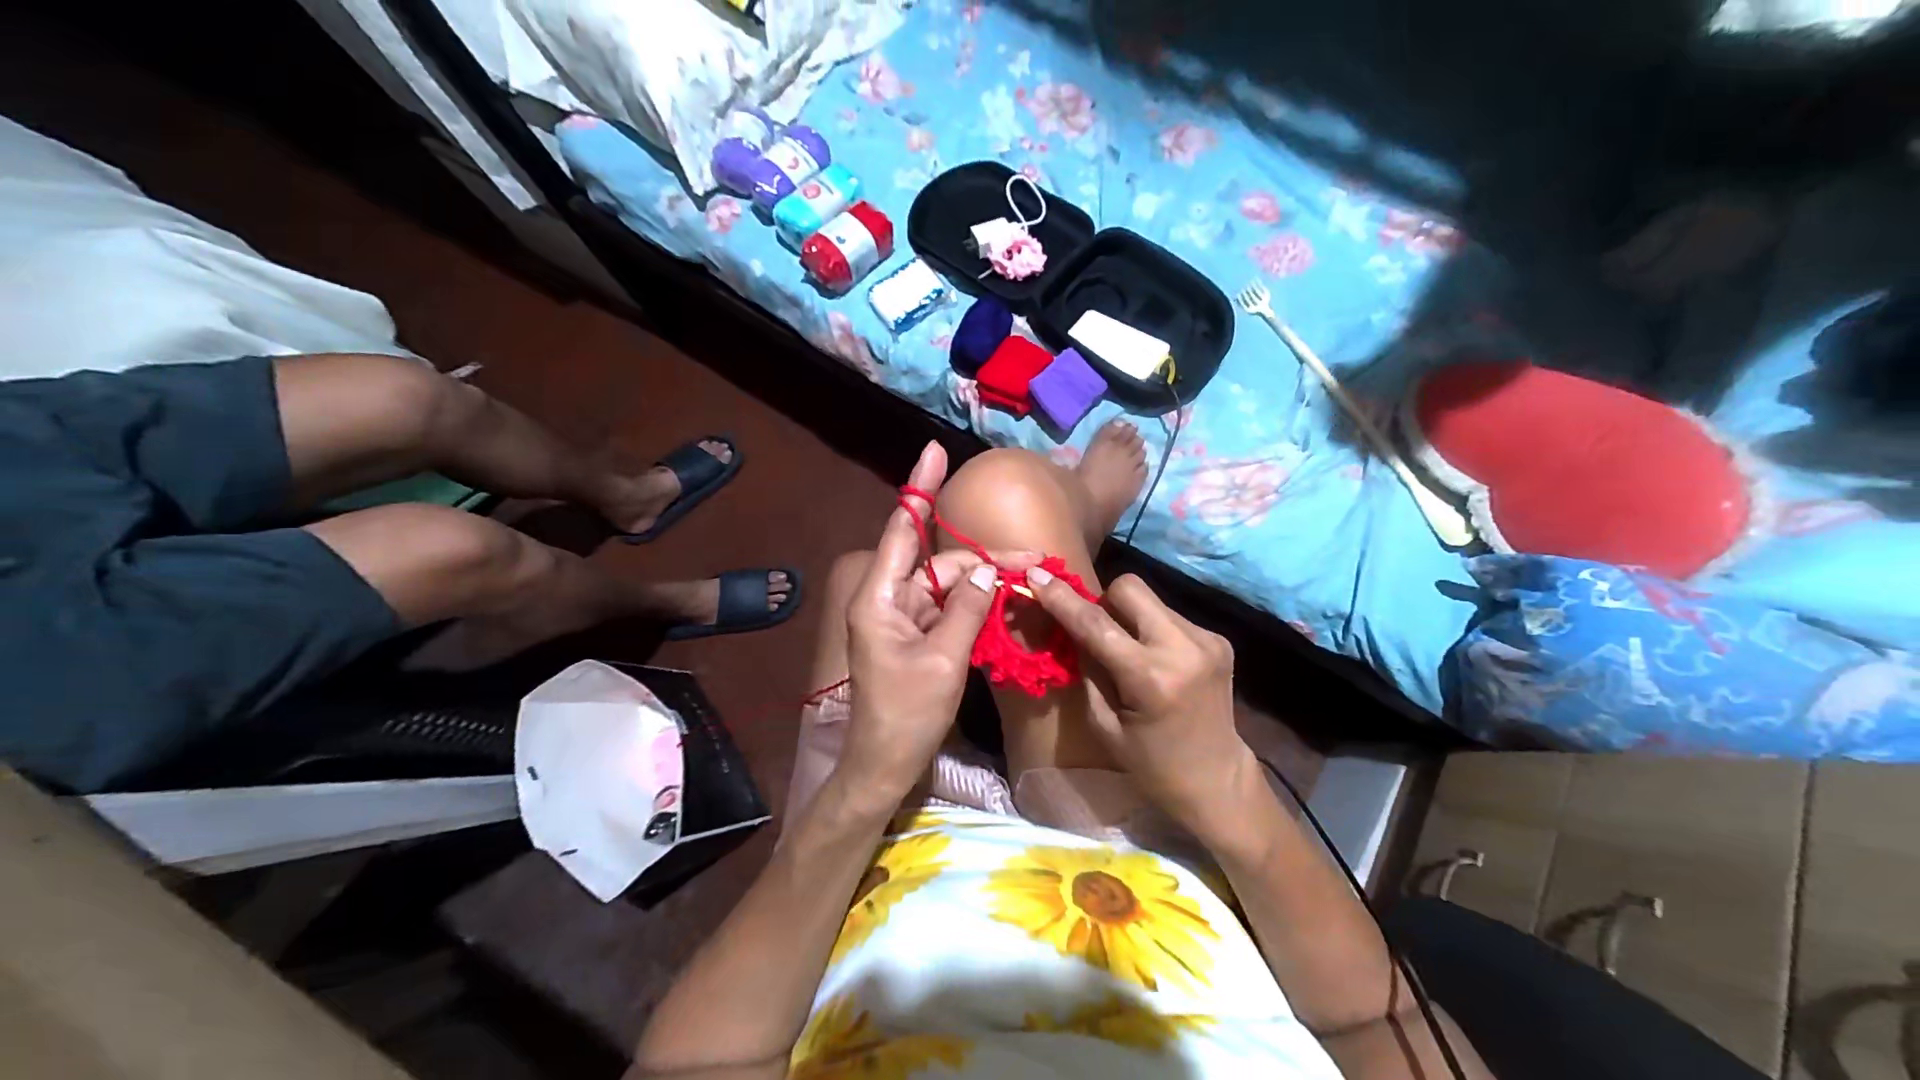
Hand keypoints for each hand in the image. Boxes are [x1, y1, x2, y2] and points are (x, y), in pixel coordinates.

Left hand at [836, 442, 1023, 806]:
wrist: (884, 764)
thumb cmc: (906, 715)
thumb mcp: (944, 661)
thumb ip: (968, 609)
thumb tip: (990, 570)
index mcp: (880, 597)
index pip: (901, 530)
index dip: (919, 488)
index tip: (934, 451)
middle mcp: (887, 598)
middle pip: (939, 562)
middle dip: (983, 560)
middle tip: (1033, 562)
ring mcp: (901, 616)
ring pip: (948, 584)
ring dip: (984, 583)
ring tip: (1030, 581)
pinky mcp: (914, 633)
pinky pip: (948, 606)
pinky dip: (975, 604)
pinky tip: (1006, 601)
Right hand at [1026, 569, 1261, 845]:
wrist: (1217, 779)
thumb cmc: (1152, 764)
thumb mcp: (1104, 725)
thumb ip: (1087, 668)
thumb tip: (1070, 626)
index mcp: (1151, 679)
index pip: (1096, 624)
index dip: (1062, 599)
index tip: (1037, 576)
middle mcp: (1184, 649)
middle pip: (1129, 587)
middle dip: (1103, 599)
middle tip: (1097, 631)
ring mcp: (1207, 640)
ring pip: (1150, 598)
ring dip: (1128, 615)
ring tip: (1129, 651)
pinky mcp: (1218, 639)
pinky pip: (1168, 614)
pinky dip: (1150, 628)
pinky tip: (1155, 660)